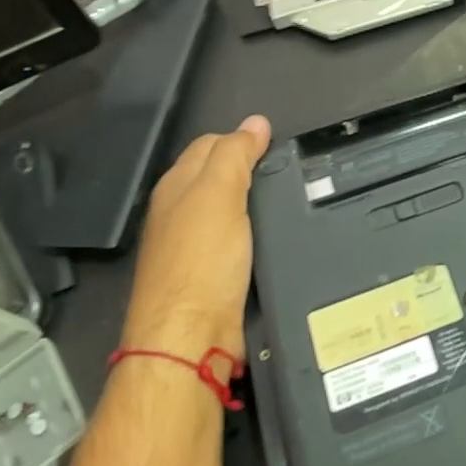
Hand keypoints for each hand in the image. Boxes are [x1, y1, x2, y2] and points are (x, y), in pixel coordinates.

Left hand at [122, 115, 270, 356]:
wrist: (189, 342)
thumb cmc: (201, 262)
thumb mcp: (219, 195)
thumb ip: (236, 155)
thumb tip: (255, 123)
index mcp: (176, 187)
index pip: (210, 145)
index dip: (242, 139)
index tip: (278, 145)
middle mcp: (178, 214)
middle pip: (217, 178)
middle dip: (248, 169)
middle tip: (288, 171)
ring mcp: (190, 249)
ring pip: (227, 212)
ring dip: (252, 204)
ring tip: (287, 201)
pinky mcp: (208, 279)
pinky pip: (234, 243)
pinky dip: (253, 235)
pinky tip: (272, 239)